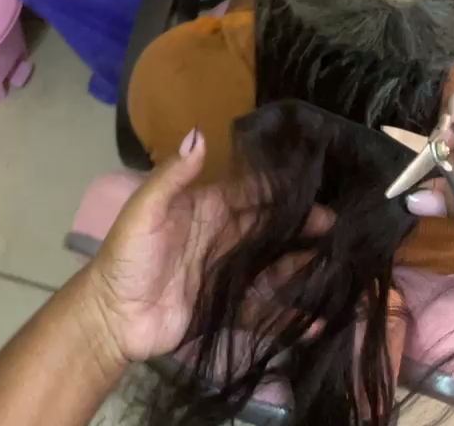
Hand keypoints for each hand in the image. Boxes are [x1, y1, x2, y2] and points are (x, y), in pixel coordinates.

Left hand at [76, 130, 329, 365]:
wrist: (112, 319)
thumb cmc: (126, 258)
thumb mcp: (144, 212)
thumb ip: (171, 176)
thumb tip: (199, 134)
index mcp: (207, 207)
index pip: (251, 192)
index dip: (281, 188)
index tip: (316, 183)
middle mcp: (223, 236)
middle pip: (270, 227)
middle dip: (303, 224)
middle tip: (341, 224)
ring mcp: (228, 273)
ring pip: (274, 263)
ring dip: (304, 262)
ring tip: (341, 263)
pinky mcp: (229, 308)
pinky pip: (265, 306)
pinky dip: (291, 310)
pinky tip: (319, 315)